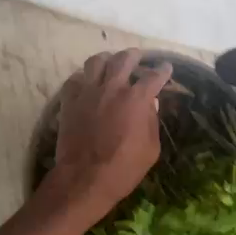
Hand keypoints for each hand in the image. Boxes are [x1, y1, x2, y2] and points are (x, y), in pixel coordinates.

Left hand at [49, 49, 170, 218]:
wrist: (84, 179)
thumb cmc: (123, 168)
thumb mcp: (151, 149)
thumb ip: (152, 121)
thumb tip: (151, 104)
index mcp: (136, 99)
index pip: (154, 76)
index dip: (163, 70)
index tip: (166, 68)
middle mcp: (113, 87)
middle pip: (124, 59)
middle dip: (134, 55)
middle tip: (138, 57)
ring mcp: (88, 92)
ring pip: (96, 61)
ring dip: (107, 59)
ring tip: (110, 62)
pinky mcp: (69, 100)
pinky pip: (74, 79)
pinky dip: (83, 77)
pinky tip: (86, 82)